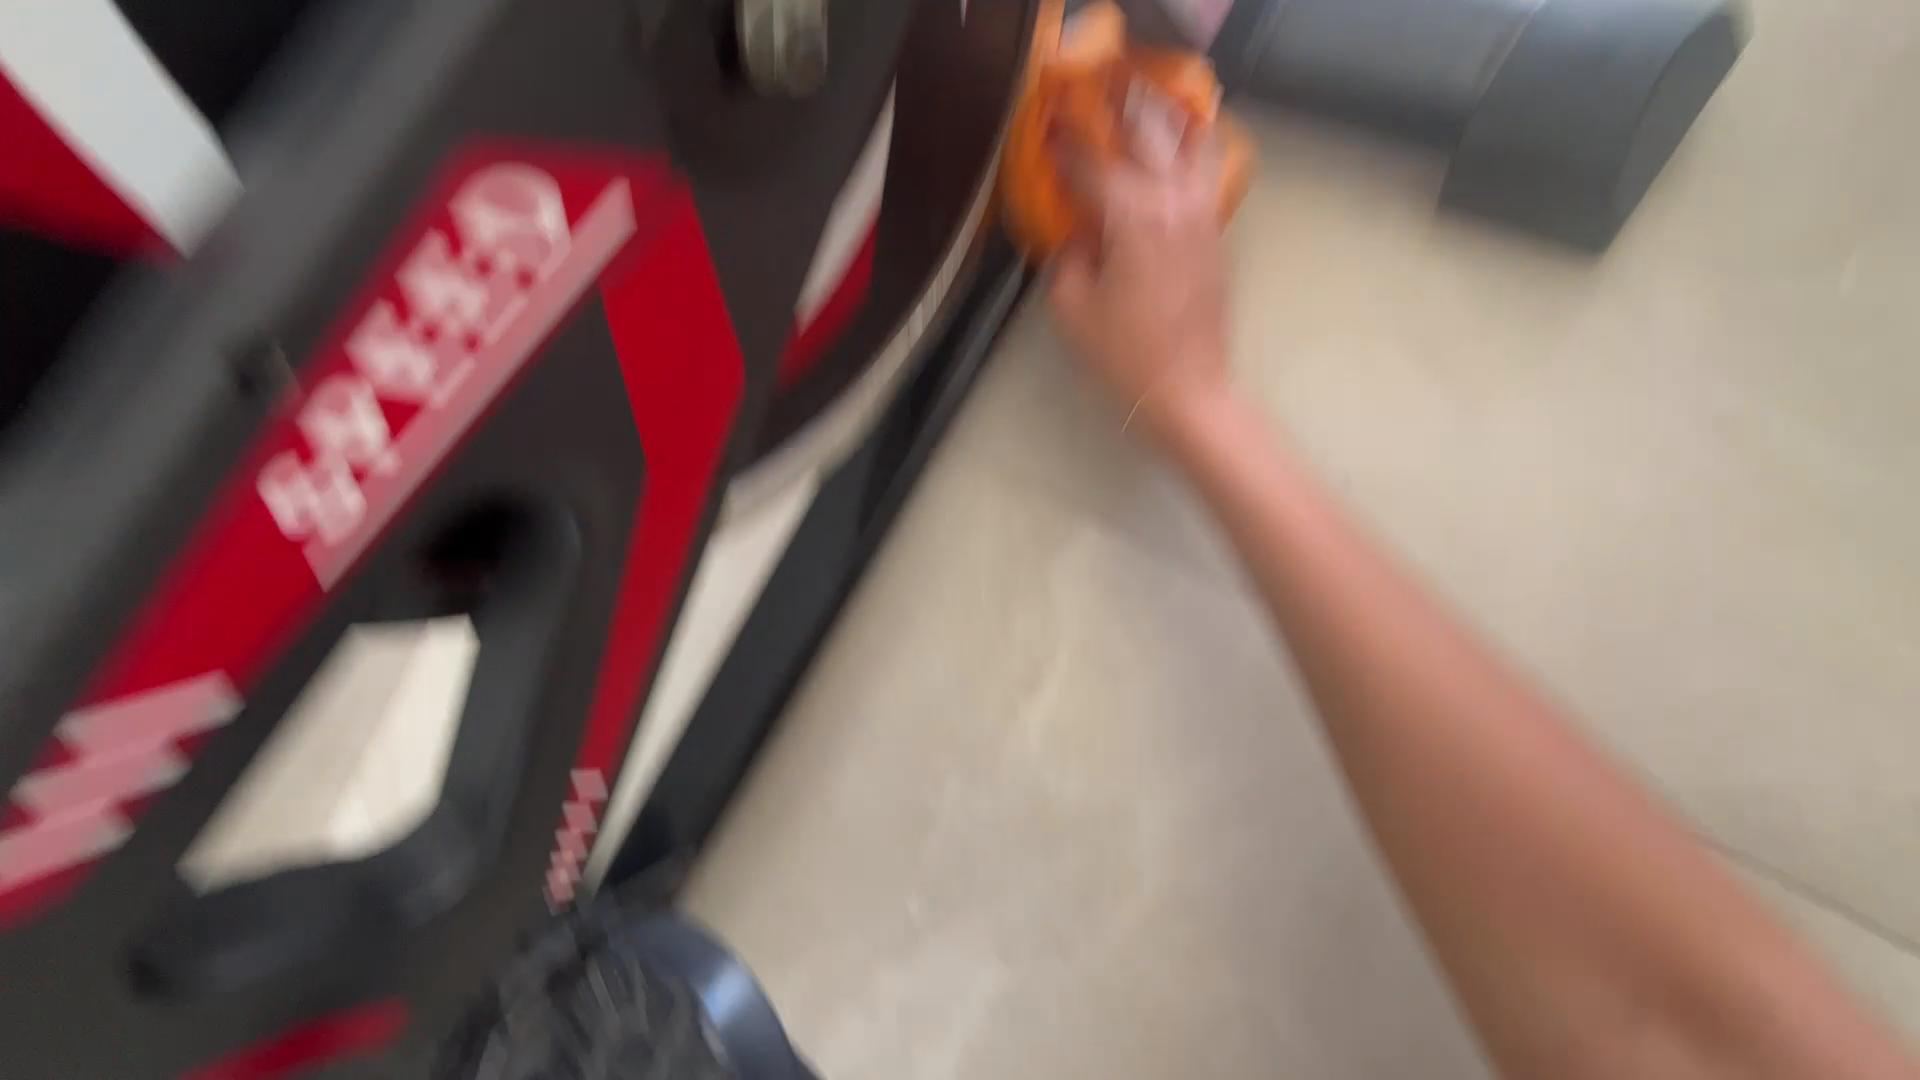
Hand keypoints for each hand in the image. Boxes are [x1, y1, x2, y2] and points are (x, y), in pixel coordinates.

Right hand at [1046, 128, 1232, 440]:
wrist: (1189, 389)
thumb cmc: (1125, 355)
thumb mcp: (1071, 310)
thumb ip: (1066, 258)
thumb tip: (1076, 235)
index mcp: (1133, 216)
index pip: (1093, 164)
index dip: (1066, 149)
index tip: (1049, 142)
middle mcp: (1174, 202)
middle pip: (1149, 132)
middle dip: (1118, 120)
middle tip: (1094, 125)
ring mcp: (1203, 214)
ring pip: (1192, 143)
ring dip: (1164, 129)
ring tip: (1140, 134)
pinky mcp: (1217, 234)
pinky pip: (1208, 175)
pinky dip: (1188, 158)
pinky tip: (1167, 169)